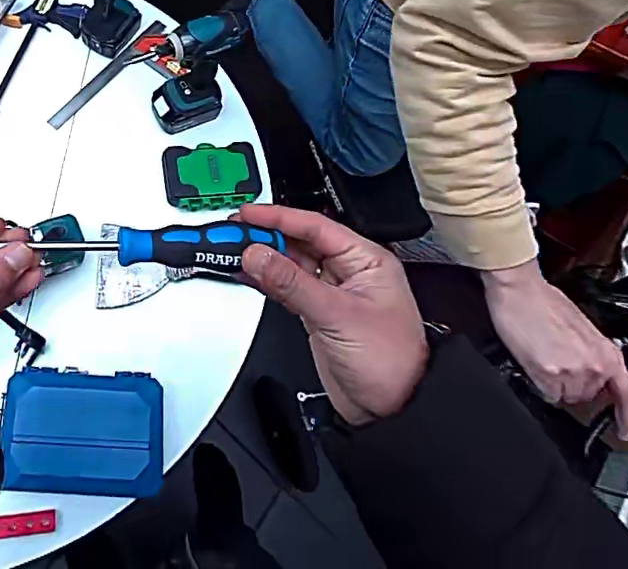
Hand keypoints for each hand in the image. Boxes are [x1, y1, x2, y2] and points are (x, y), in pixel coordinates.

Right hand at [234, 203, 429, 425]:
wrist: (395, 414)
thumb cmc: (394, 365)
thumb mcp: (338, 315)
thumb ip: (292, 282)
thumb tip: (257, 254)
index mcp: (365, 260)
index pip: (315, 226)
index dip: (279, 217)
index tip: (248, 214)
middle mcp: (346, 271)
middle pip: (297, 241)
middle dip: (265, 236)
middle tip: (233, 233)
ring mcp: (329, 291)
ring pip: (287, 261)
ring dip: (261, 256)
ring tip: (233, 250)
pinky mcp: (314, 310)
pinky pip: (282, 284)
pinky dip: (262, 278)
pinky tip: (245, 272)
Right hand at [483, 262, 627, 439]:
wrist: (517, 286)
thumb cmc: (540, 298)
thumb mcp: (580, 326)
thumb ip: (589, 352)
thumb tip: (582, 364)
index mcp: (607, 353)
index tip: (624, 430)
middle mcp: (594, 366)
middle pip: (588, 395)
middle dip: (572, 384)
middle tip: (556, 364)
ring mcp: (571, 371)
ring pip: (566, 395)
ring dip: (555, 384)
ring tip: (541, 359)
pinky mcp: (547, 373)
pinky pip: (546, 393)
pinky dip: (539, 384)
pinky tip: (533, 366)